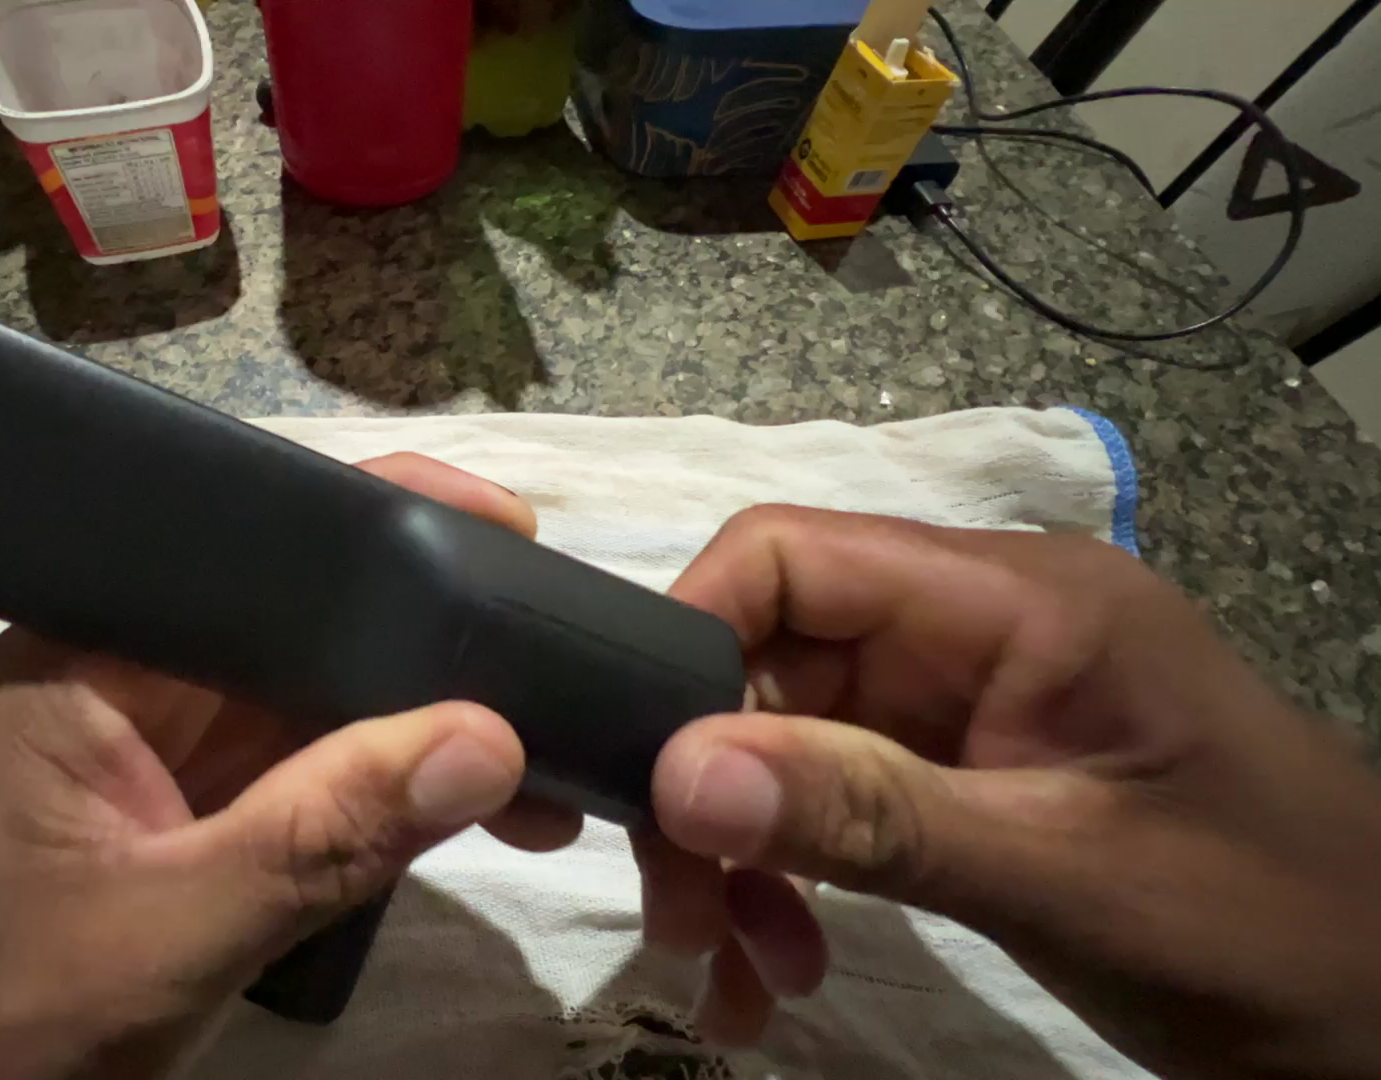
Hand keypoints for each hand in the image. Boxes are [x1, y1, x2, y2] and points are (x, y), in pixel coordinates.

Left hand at [0, 454, 567, 1079]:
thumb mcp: (163, 934)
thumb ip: (320, 837)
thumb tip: (485, 742)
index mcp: (95, 654)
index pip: (249, 551)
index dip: (375, 527)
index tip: (497, 527)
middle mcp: (143, 675)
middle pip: (305, 615)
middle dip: (426, 623)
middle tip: (546, 626)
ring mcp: (182, 742)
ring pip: (327, 693)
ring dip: (428, 710)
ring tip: (544, 732)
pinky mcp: (214, 805)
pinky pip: (326, 764)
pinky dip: (401, 776)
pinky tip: (481, 794)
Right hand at [644, 505, 1380, 1078]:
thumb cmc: (1291, 938)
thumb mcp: (1071, 877)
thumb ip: (871, 815)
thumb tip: (678, 780)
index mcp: (1000, 598)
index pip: (785, 552)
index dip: (690, 624)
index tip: (639, 748)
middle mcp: (943, 628)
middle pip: (753, 661)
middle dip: (702, 783)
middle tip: (682, 910)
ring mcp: (922, 698)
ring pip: (758, 740)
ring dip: (730, 850)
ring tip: (738, 963)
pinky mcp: (911, 762)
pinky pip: (797, 798)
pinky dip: (768, 877)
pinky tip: (775, 959)